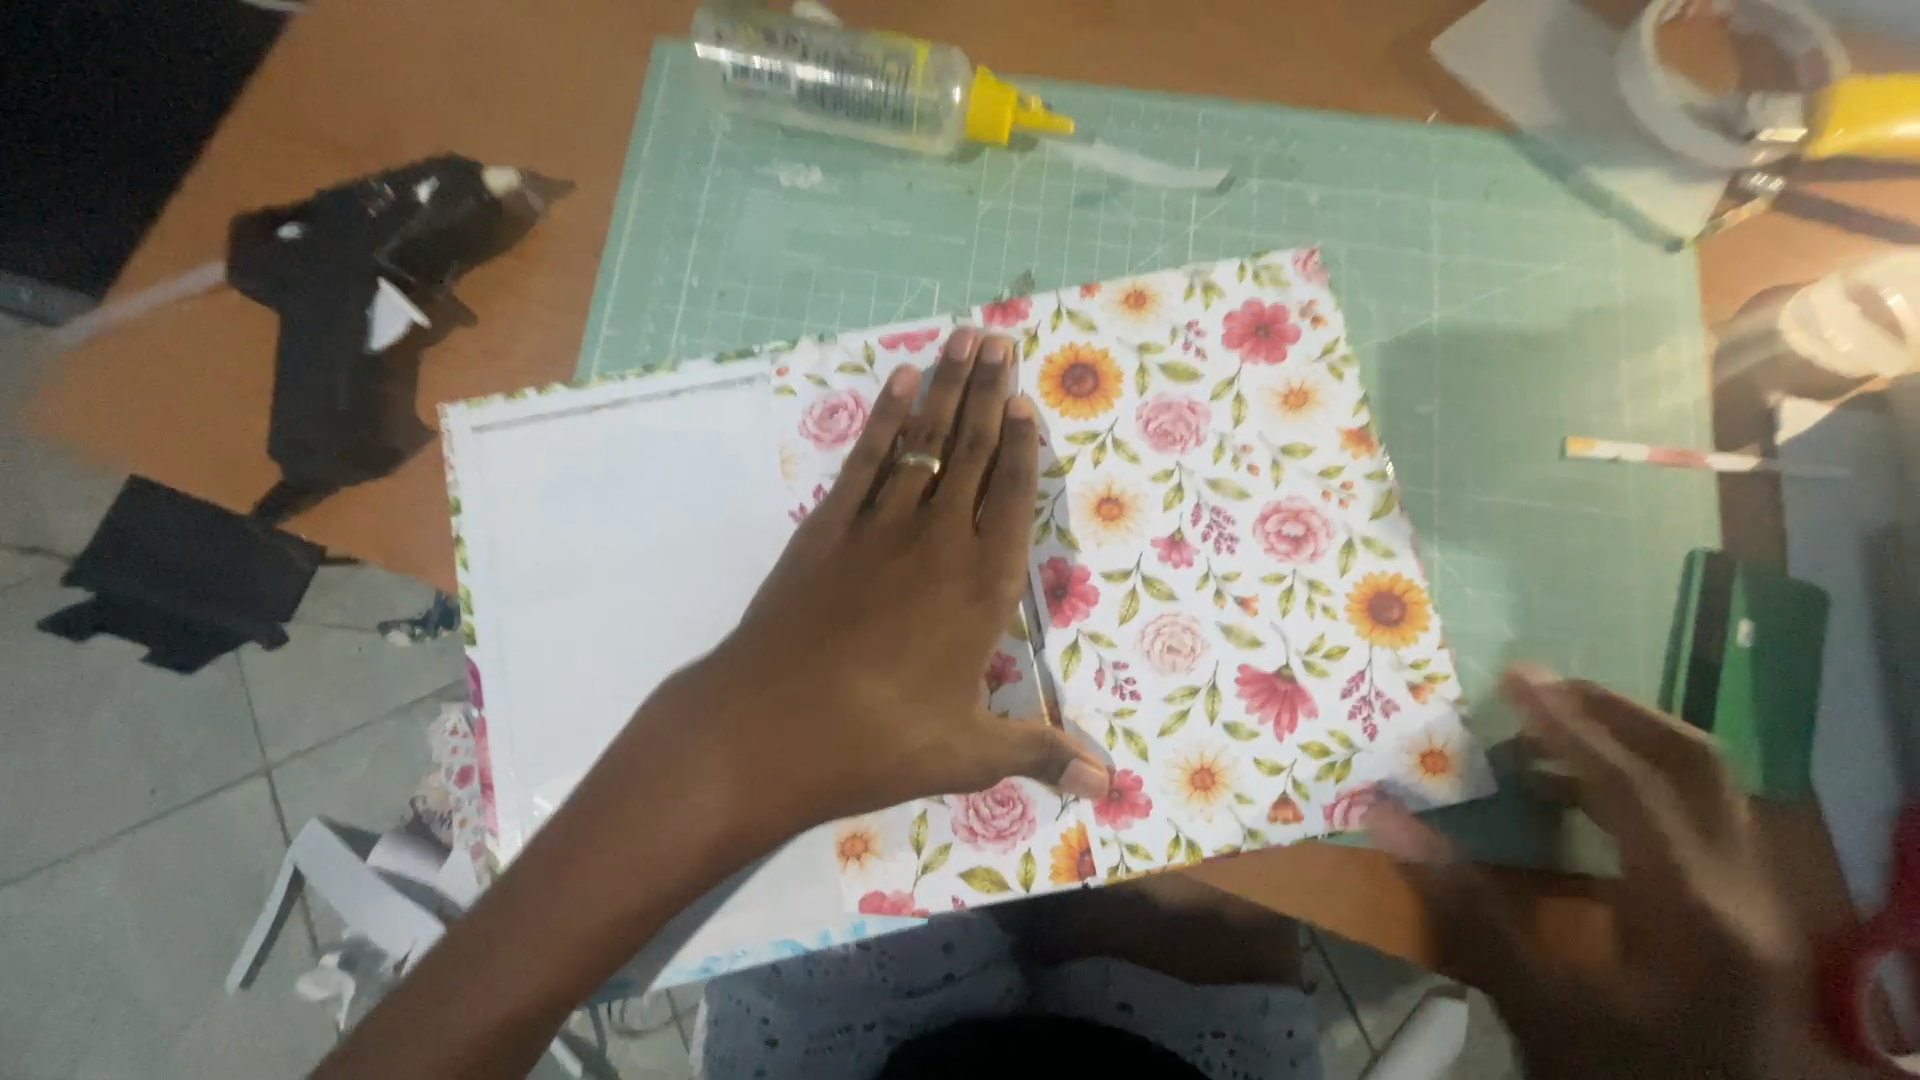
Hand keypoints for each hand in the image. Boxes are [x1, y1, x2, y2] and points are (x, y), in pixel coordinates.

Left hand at [662, 328, 1109, 829]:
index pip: (1014, 499)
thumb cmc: (877, 743)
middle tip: (1001, 340)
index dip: (1022, 446)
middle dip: (988, 394)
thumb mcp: (967, 755)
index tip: (1027, 400)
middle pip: (972, 454)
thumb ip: (1039, 753)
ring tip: (965, 339)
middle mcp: (939, 542)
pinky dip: (883, 418)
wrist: (768, 728)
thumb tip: (1107, 785)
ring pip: (924, 443)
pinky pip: (865, 460)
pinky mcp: (827, 529)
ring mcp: (880, 528)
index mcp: (982, 588)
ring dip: (946, 389)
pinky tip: (899, 384)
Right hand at [1367, 665, 1855, 1079]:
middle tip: (1535, 687)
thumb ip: (1464, 906)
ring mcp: (1756, 902)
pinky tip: (1574, 792)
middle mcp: (1743, 892)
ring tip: (1544, 729)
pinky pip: (1701, 816)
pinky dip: (1639, 781)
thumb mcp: (1534, 1002)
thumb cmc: (1618, 1072)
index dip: (1570, 725)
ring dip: (1629, 741)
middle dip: (1614, 712)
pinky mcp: (1746, 913)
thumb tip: (1383, 815)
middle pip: (1695, 766)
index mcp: (1694, 911)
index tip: (1513, 679)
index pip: (1634, 785)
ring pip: (1708, 786)